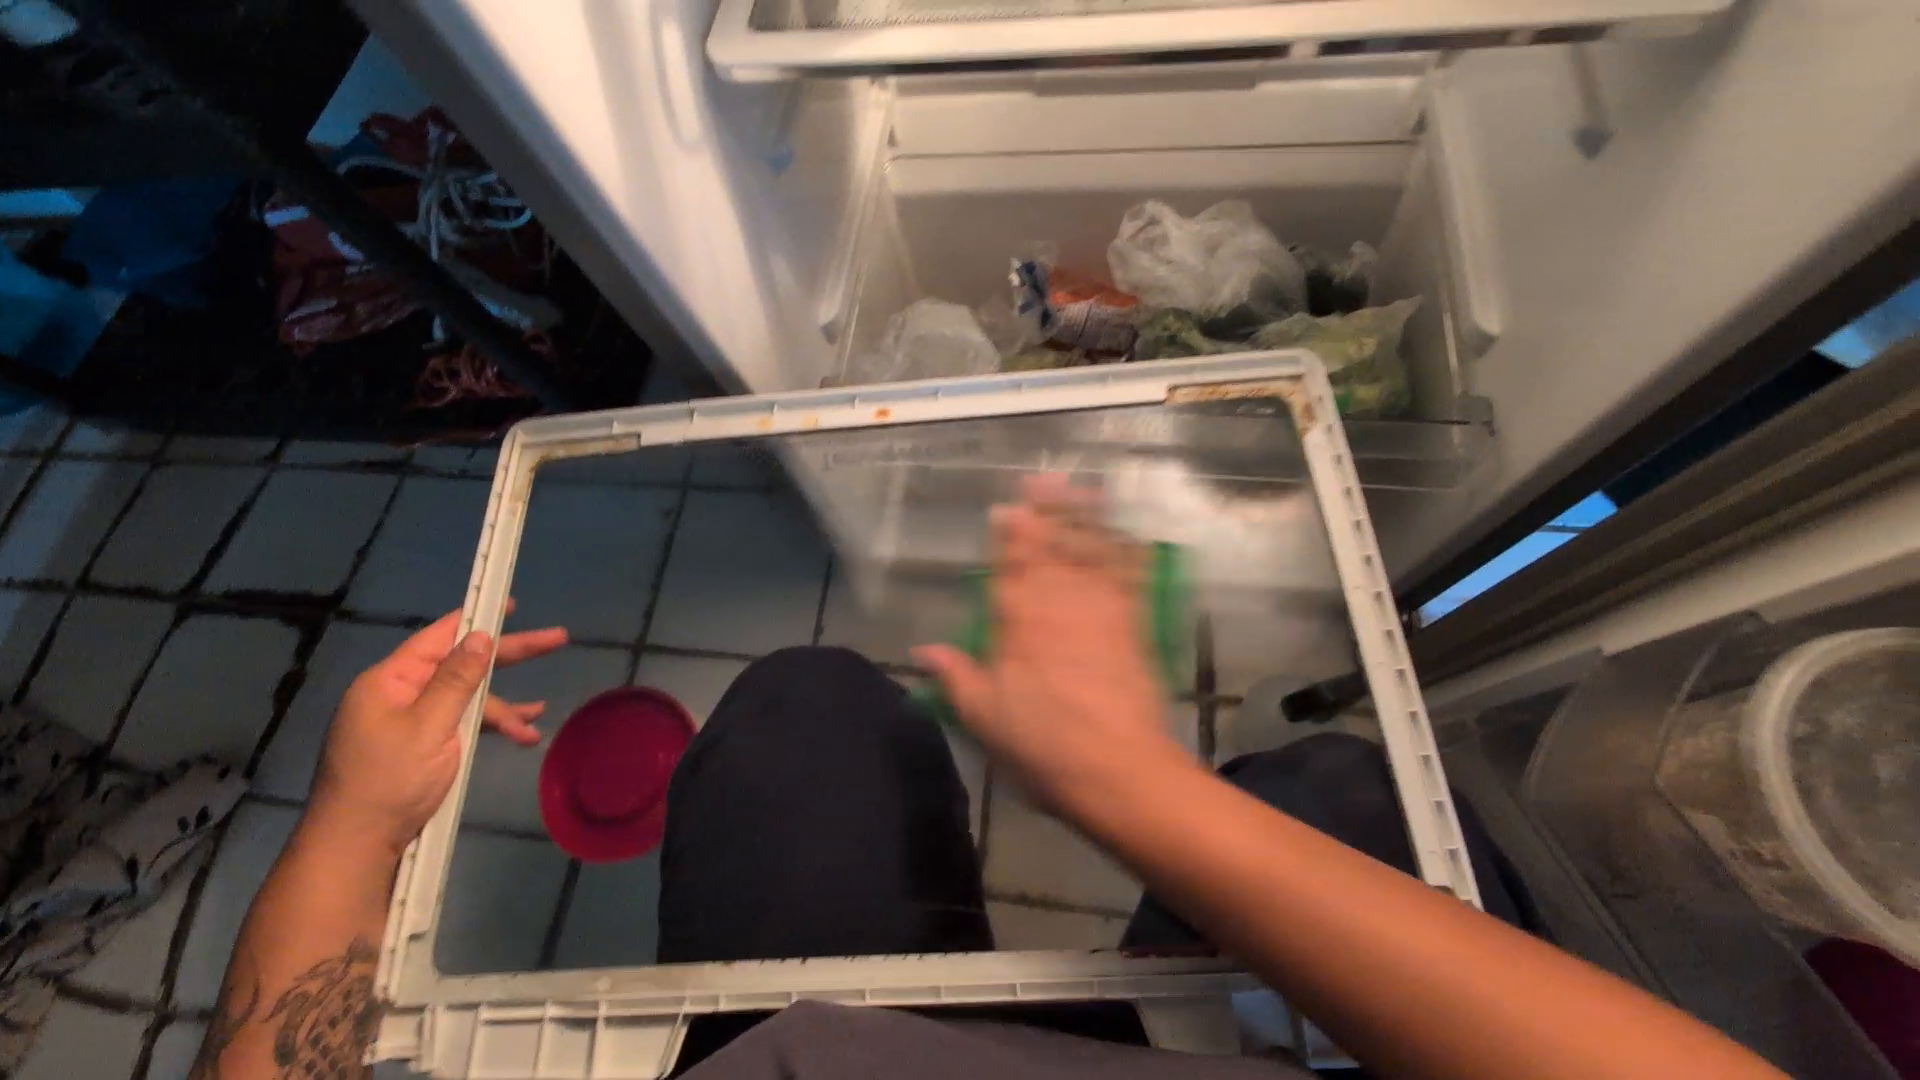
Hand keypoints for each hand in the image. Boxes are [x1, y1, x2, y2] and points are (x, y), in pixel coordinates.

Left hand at [306, 606, 567, 856]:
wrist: (357, 845)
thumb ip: (457, 680)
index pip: (439, 636)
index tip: (510, 603)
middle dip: (509, 657)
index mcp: (390, 681)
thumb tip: (480, 636)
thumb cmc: (390, 780)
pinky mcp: (422, 747)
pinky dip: (490, 727)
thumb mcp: (430, 727)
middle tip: (557, 640)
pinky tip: (522, 735)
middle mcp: (400, 695)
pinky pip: (462, 724)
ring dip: (503, 708)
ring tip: (538, 716)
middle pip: (462, 665)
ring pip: (468, 699)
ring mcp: (411, 722)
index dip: (477, 617)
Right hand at [914, 475, 1188, 815]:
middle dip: (1047, 514)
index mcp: (1018, 628)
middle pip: (1051, 552)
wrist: (1118, 771)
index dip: (1009, 539)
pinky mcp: (1133, 630)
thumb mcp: (985, 720)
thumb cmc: (1043, 747)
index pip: (1010, 572)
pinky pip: (1130, 582)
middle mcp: (1058, 610)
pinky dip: (1130, 557)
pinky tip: (1131, 538)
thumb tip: (925, 650)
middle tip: (1045, 477)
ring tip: (1084, 489)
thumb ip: (957, 678)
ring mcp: (1100, 615)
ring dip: (1086, 521)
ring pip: (1090, 556)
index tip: (1007, 509)